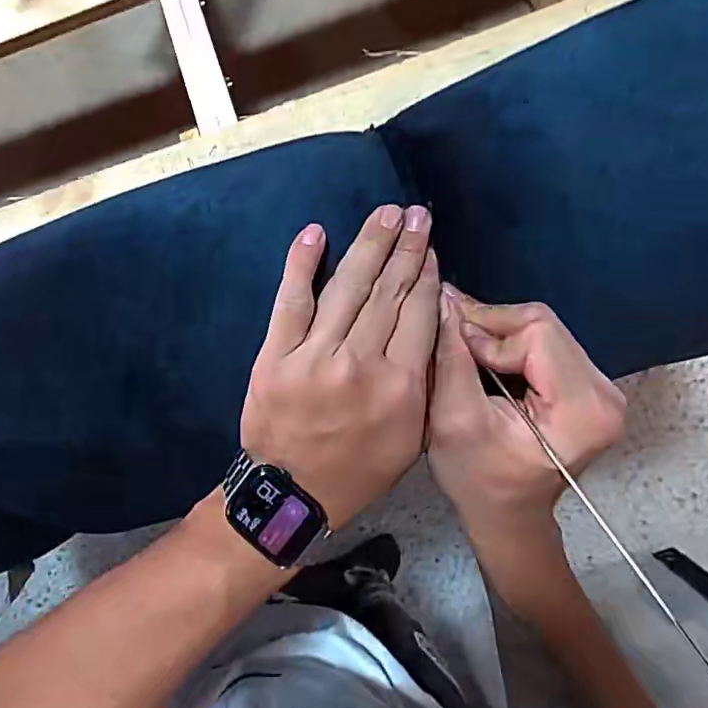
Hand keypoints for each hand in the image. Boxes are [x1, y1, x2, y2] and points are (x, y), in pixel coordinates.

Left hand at [240, 205, 439, 526]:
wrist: (293, 492)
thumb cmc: (358, 469)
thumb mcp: (411, 437)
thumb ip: (423, 382)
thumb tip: (430, 326)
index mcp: (400, 386)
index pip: (419, 314)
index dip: (426, 274)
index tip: (430, 247)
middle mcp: (360, 363)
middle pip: (389, 292)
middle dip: (406, 248)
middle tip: (416, 215)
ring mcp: (314, 356)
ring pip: (347, 287)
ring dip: (369, 244)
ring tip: (386, 215)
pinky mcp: (276, 355)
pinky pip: (291, 300)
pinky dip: (301, 264)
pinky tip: (315, 233)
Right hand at [427, 288, 626, 549]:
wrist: (507, 515)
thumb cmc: (479, 482)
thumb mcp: (453, 420)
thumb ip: (452, 359)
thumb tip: (446, 301)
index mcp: (583, 408)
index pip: (536, 333)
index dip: (486, 333)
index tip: (451, 350)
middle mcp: (604, 393)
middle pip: (542, 325)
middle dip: (490, 328)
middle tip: (451, 339)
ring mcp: (601, 388)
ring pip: (541, 329)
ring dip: (497, 335)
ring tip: (462, 350)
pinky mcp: (587, 386)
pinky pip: (544, 343)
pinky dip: (509, 344)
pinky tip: (483, 358)